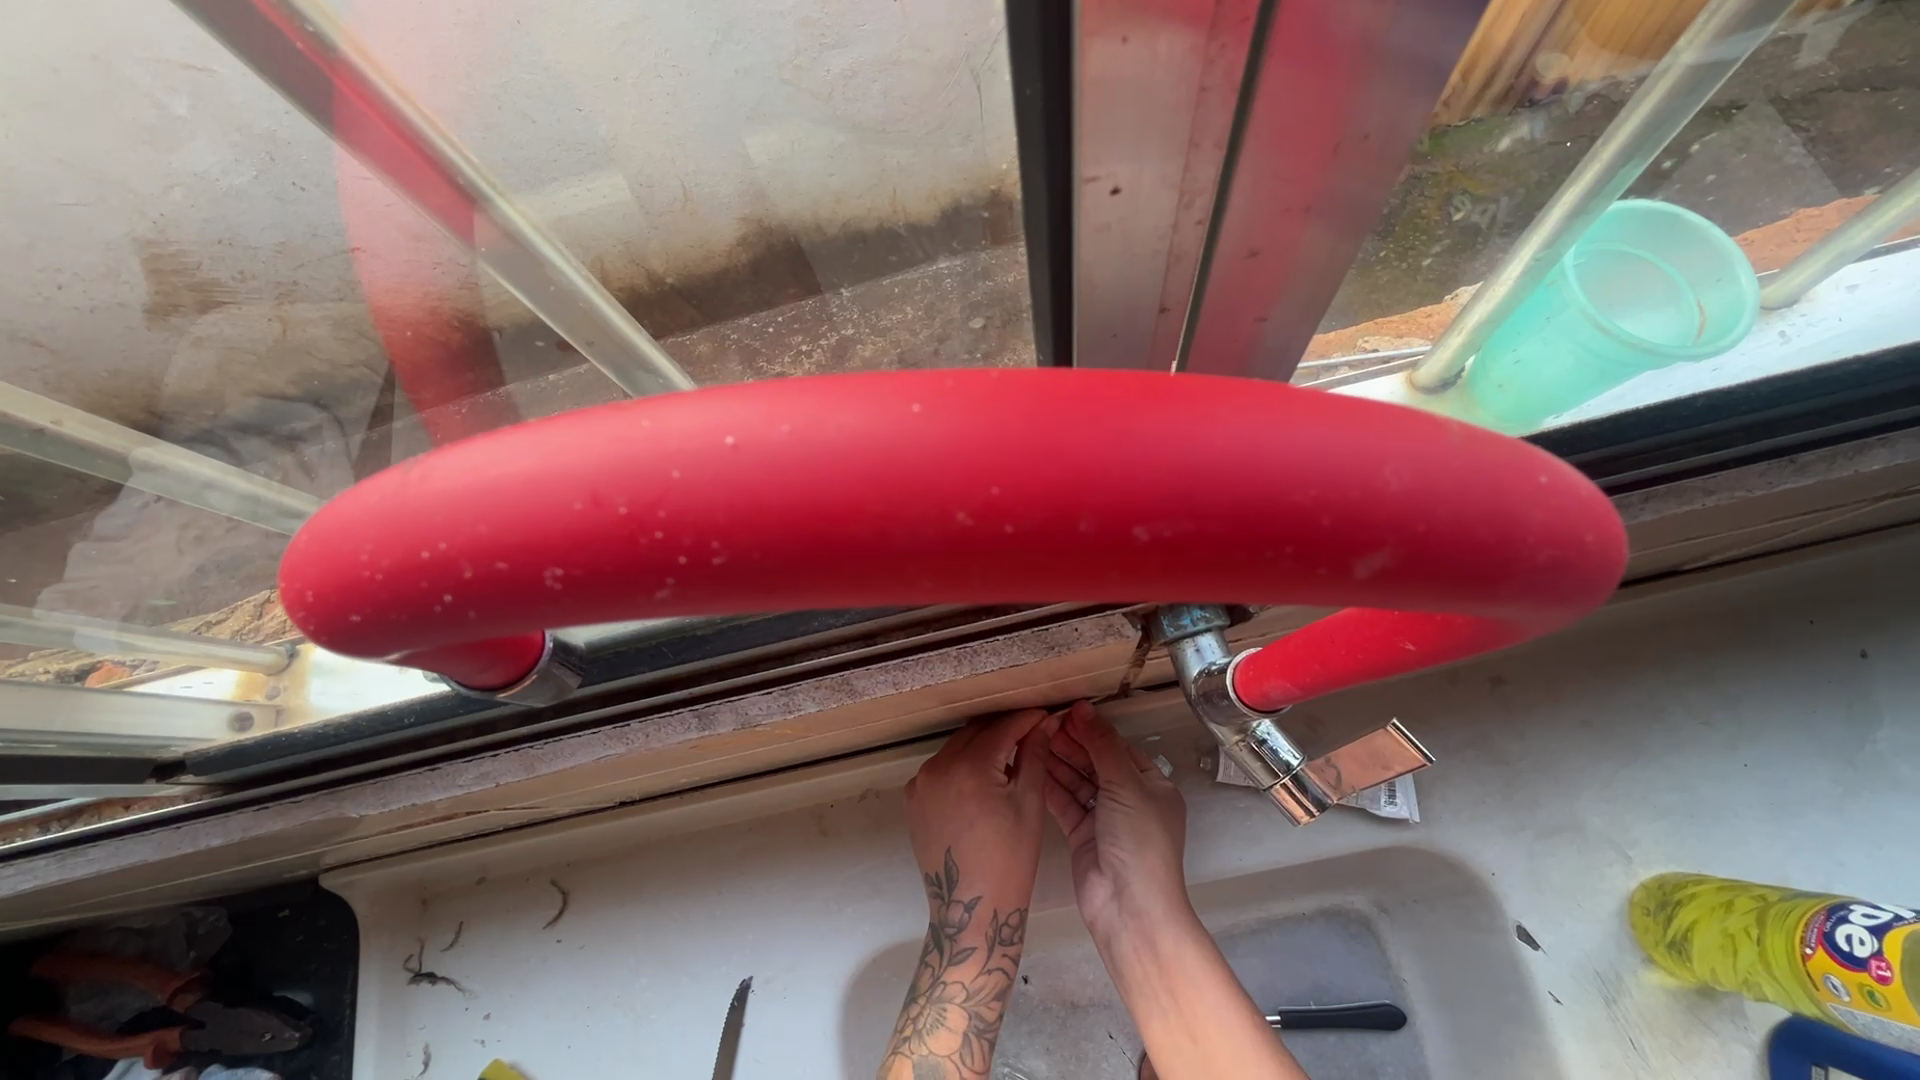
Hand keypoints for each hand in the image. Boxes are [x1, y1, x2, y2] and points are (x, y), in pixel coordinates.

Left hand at [882, 710, 1057, 1079]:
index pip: (1003, 727)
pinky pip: (942, 767)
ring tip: (1012, 753)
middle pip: (976, 731)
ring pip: (957, 747)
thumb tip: (1046, 722)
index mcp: (969, 768)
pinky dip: (963, 764)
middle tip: (1033, 731)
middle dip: (1005, 728)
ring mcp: (920, 782)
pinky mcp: (913, 798)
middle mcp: (937, 767)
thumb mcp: (1028, 804)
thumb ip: (1034, 755)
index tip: (1047, 714)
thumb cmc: (1010, 860)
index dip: (1027, 718)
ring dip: (983, 744)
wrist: (971, 909)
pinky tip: (984, 777)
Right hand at [1041, 703, 1307, 1079]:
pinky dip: (1050, 787)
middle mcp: (1130, 800)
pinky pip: (1065, 804)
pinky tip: (1030, 768)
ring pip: (1078, 782)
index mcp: (1152, 785)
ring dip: (1058, 762)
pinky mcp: (1082, 836)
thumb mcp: (1125, 785)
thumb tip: (1083, 706)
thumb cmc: (1138, 841)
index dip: (1092, 730)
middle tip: (1041, 724)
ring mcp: (1105, 819)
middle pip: (1096, 763)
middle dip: (1072, 744)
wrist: (1129, 908)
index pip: (1118, 748)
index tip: (1064, 712)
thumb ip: (1101, 745)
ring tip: (1031, 739)